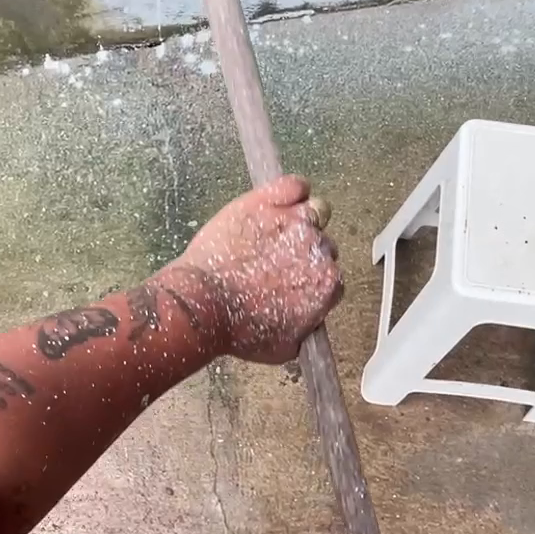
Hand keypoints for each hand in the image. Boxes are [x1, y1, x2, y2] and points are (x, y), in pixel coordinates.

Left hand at [174, 175, 342, 363]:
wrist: (203, 306)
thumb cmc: (238, 329)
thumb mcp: (283, 349)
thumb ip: (306, 331)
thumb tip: (308, 325)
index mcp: (326, 285)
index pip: (332, 278)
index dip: (311, 281)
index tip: (294, 283)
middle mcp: (317, 250)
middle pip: (323, 245)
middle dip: (304, 254)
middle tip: (276, 264)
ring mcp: (293, 221)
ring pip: (315, 211)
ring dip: (301, 221)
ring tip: (275, 234)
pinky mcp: (267, 202)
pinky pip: (294, 185)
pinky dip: (291, 191)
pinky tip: (277, 202)